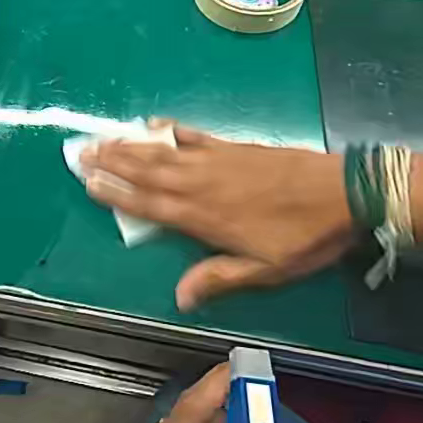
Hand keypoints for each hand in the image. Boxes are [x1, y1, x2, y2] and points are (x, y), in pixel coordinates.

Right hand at [82, 121, 353, 309]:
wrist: (341, 193)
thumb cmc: (302, 237)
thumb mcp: (264, 269)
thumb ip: (219, 277)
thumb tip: (179, 297)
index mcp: (202, 216)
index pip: (149, 203)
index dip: (116, 193)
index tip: (88, 181)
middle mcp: (199, 184)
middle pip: (146, 171)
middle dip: (111, 162)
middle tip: (81, 151)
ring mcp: (213, 161)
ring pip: (161, 152)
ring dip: (130, 145)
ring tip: (103, 137)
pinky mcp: (229, 146)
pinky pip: (191, 136)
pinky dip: (169, 130)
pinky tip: (153, 124)